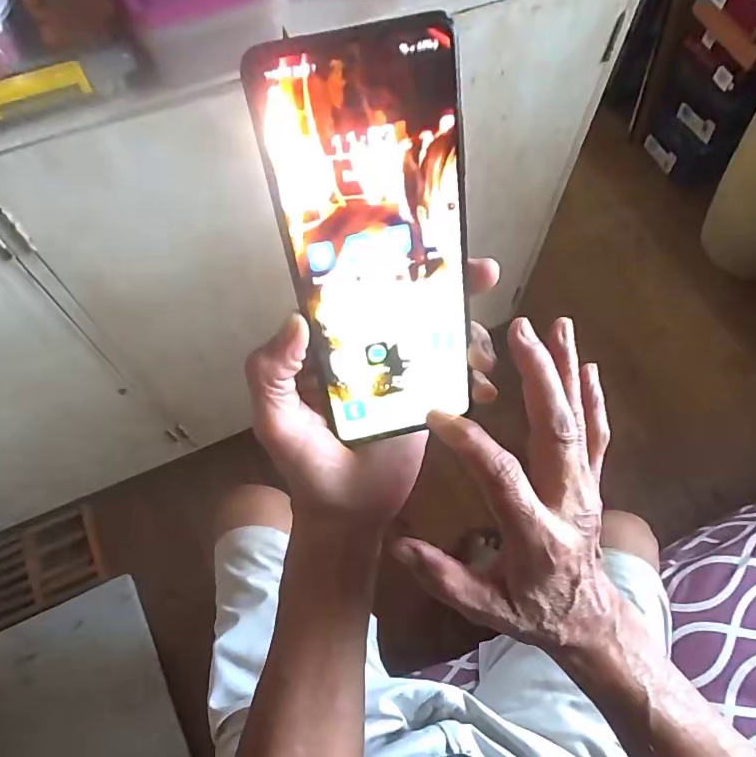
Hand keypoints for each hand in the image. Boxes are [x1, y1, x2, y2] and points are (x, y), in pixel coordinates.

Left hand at [247, 257, 500, 526]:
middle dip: (450, 284)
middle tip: (482, 271)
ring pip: (440, 336)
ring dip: (470, 333)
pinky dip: (475, 374)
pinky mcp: (427, 401)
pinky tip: (485, 387)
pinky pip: (454, 375)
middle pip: (410, 305)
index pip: (359, 293)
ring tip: (482, 354)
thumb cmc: (304, 464)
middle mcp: (368, 351)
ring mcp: (402, 375)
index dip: (387, 264)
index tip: (419, 244)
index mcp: (332, 347)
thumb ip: (270, 372)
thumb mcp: (275, 419)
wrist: (346, 512)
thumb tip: (295, 320)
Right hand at [392, 316, 637, 661]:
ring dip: (567, 371)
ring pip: (580, 422)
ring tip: (558, 326)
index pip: (502, 476)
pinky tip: (584, 365)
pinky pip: (595, 433)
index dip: (470, 442)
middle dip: (539, 377)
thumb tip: (399, 547)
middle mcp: (567, 501)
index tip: (437, 412)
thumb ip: (444, 579)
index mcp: (536, 533)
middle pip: (556, 431)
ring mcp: (586, 488)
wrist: (590, 621)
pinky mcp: (593, 482)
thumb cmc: (534, 614)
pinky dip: (592, 397)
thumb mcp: (485, 610)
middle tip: (522, 331)